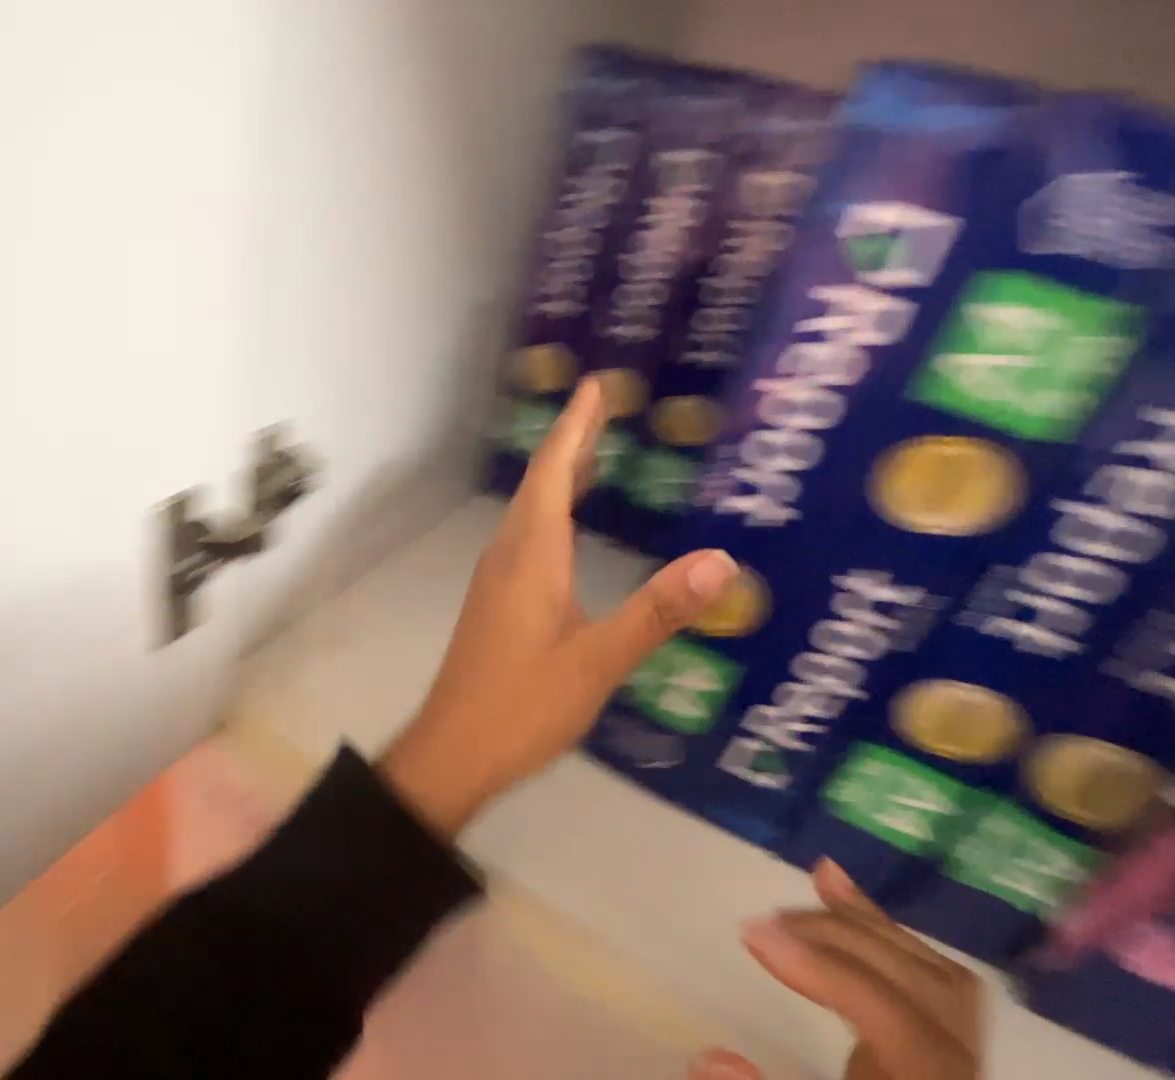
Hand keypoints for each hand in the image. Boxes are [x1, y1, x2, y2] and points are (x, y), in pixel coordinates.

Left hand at [379, 377, 737, 836]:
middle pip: (540, 484)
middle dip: (572, 442)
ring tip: (595, 453)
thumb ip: (656, 612)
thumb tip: (722, 562)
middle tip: (604, 407)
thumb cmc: (522, 706)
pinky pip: (527, 538)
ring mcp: (497, 580)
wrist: (452, 752)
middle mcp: (509, 555)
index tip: (595, 386)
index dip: (576, 428)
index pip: (555, 473)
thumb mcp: (597, 662)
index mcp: (531, 556)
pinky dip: (553, 513)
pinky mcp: (496, 604)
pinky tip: (569, 530)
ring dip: (560, 476)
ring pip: (531, 511)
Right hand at [689, 860, 982, 1079]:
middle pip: (924, 992)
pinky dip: (883, 931)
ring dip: (866, 926)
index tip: (753, 933)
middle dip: (842, 944)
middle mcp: (960, 1077)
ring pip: (936, 975)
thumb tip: (703, 1059)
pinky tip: (833, 886)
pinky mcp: (949, 1047)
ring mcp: (965, 1063)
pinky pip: (932, 977)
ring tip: (806, 892)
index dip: (828, 974)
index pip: (897, 1027)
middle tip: (764, 926)